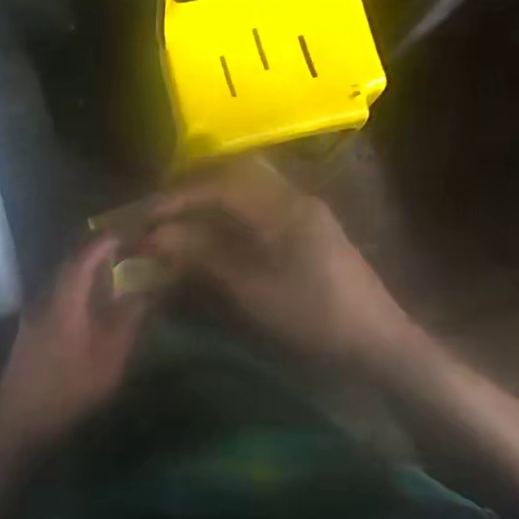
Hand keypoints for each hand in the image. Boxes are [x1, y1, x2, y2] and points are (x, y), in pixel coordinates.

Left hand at [0, 236, 150, 450]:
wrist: (20, 421)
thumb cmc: (69, 391)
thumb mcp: (109, 359)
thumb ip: (128, 322)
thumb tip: (147, 292)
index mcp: (62, 303)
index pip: (81, 259)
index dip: (103, 242)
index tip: (126, 231)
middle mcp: (42, 301)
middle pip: (68, 267)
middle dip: (95, 253)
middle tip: (125, 248)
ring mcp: (32, 316)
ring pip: (61, 283)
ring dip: (86, 272)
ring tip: (114, 271)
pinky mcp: (30, 331)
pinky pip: (56, 297)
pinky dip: (76, 290)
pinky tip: (92, 304)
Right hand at [138, 159, 420, 365]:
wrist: (375, 344)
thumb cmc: (311, 314)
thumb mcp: (249, 287)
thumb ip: (199, 254)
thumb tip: (151, 237)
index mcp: (283, 207)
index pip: (217, 187)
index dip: (175, 199)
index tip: (142, 216)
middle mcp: (292, 198)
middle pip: (229, 175)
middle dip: (188, 189)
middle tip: (155, 211)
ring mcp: (299, 211)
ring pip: (241, 188)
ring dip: (204, 198)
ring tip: (172, 219)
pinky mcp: (301, 228)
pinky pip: (251, 205)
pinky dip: (221, 211)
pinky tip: (204, 231)